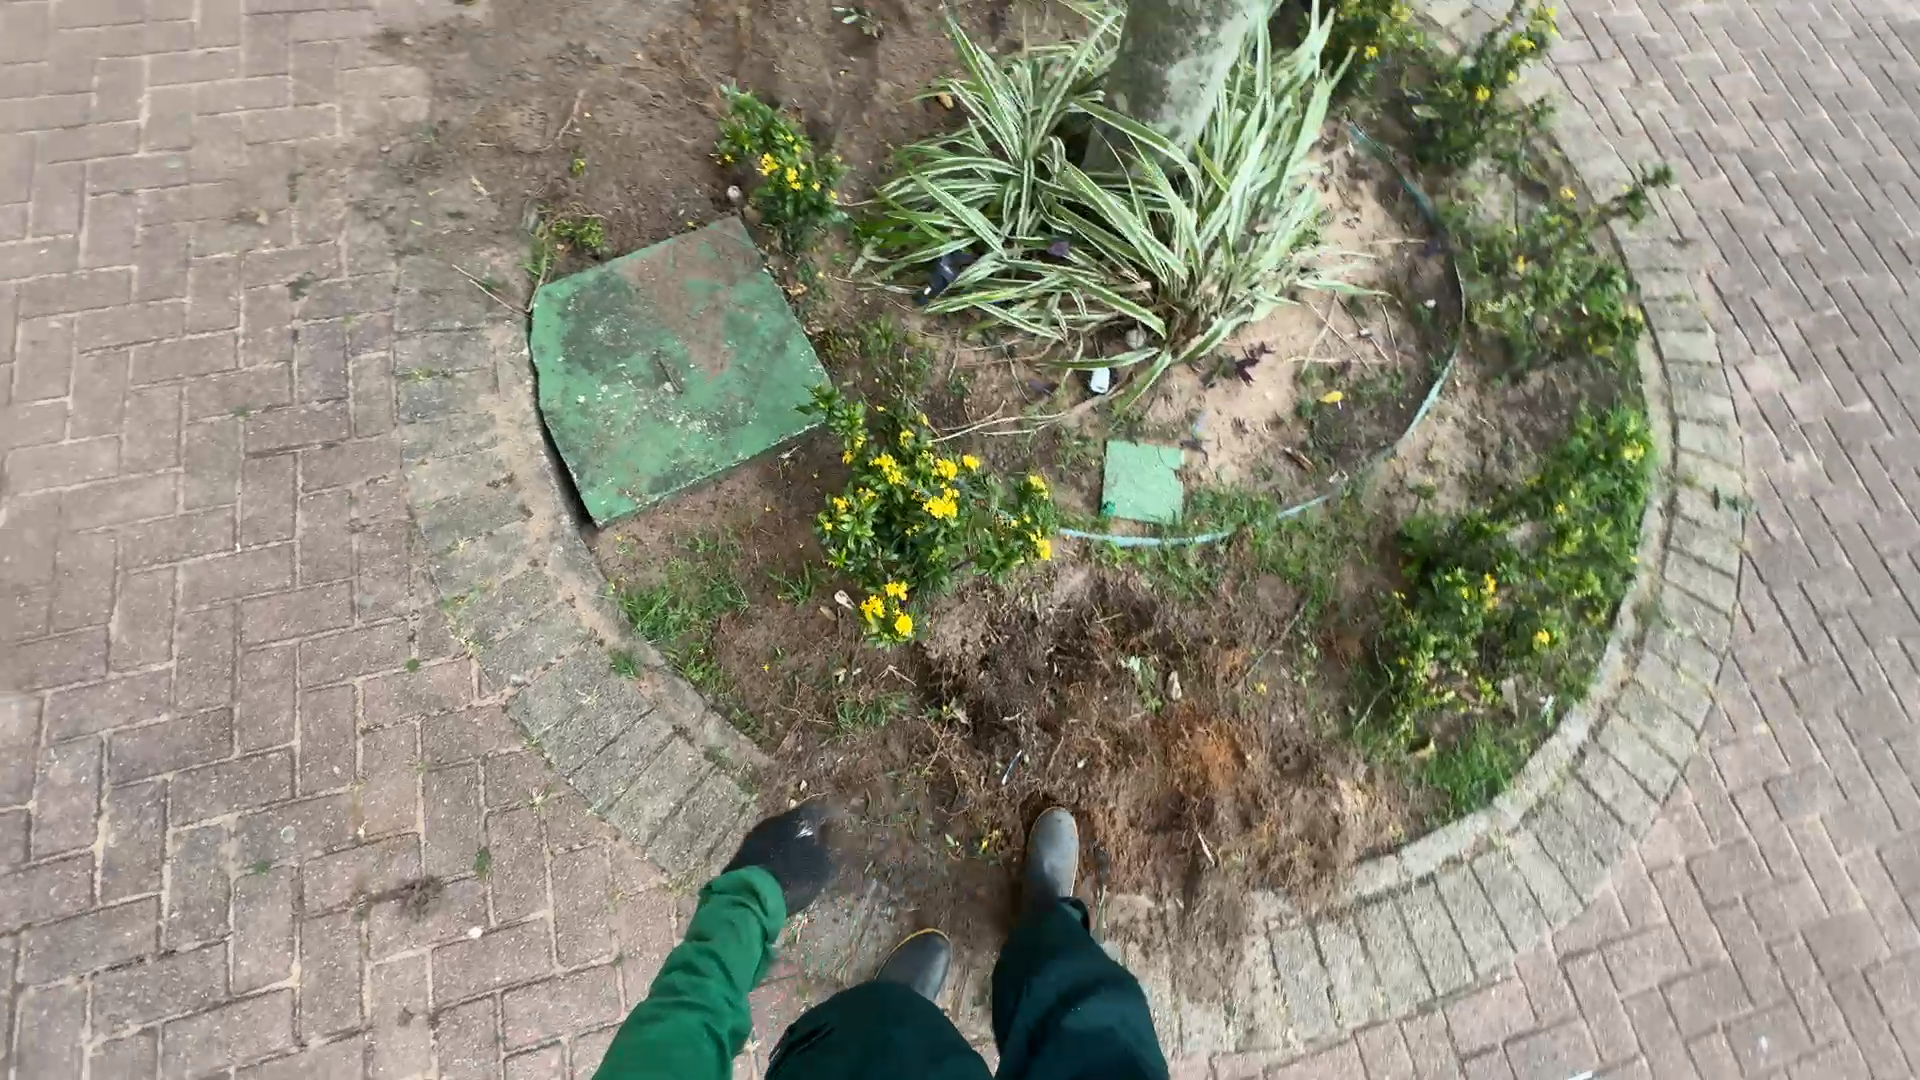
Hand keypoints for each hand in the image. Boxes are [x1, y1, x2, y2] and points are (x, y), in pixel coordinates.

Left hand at [723, 800, 835, 914]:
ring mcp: (756, 834)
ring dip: (790, 842)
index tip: (837, 827)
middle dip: (808, 830)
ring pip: (780, 833)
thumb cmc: (794, 879)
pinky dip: (776, 853)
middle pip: (797, 819)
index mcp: (799, 818)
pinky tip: (779, 867)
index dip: (831, 818)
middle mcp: (777, 819)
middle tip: (818, 843)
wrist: (750, 897)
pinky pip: (766, 847)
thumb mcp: (823, 868)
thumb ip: (830, 851)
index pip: (820, 809)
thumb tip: (835, 842)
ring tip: (798, 858)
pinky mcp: (743, 851)